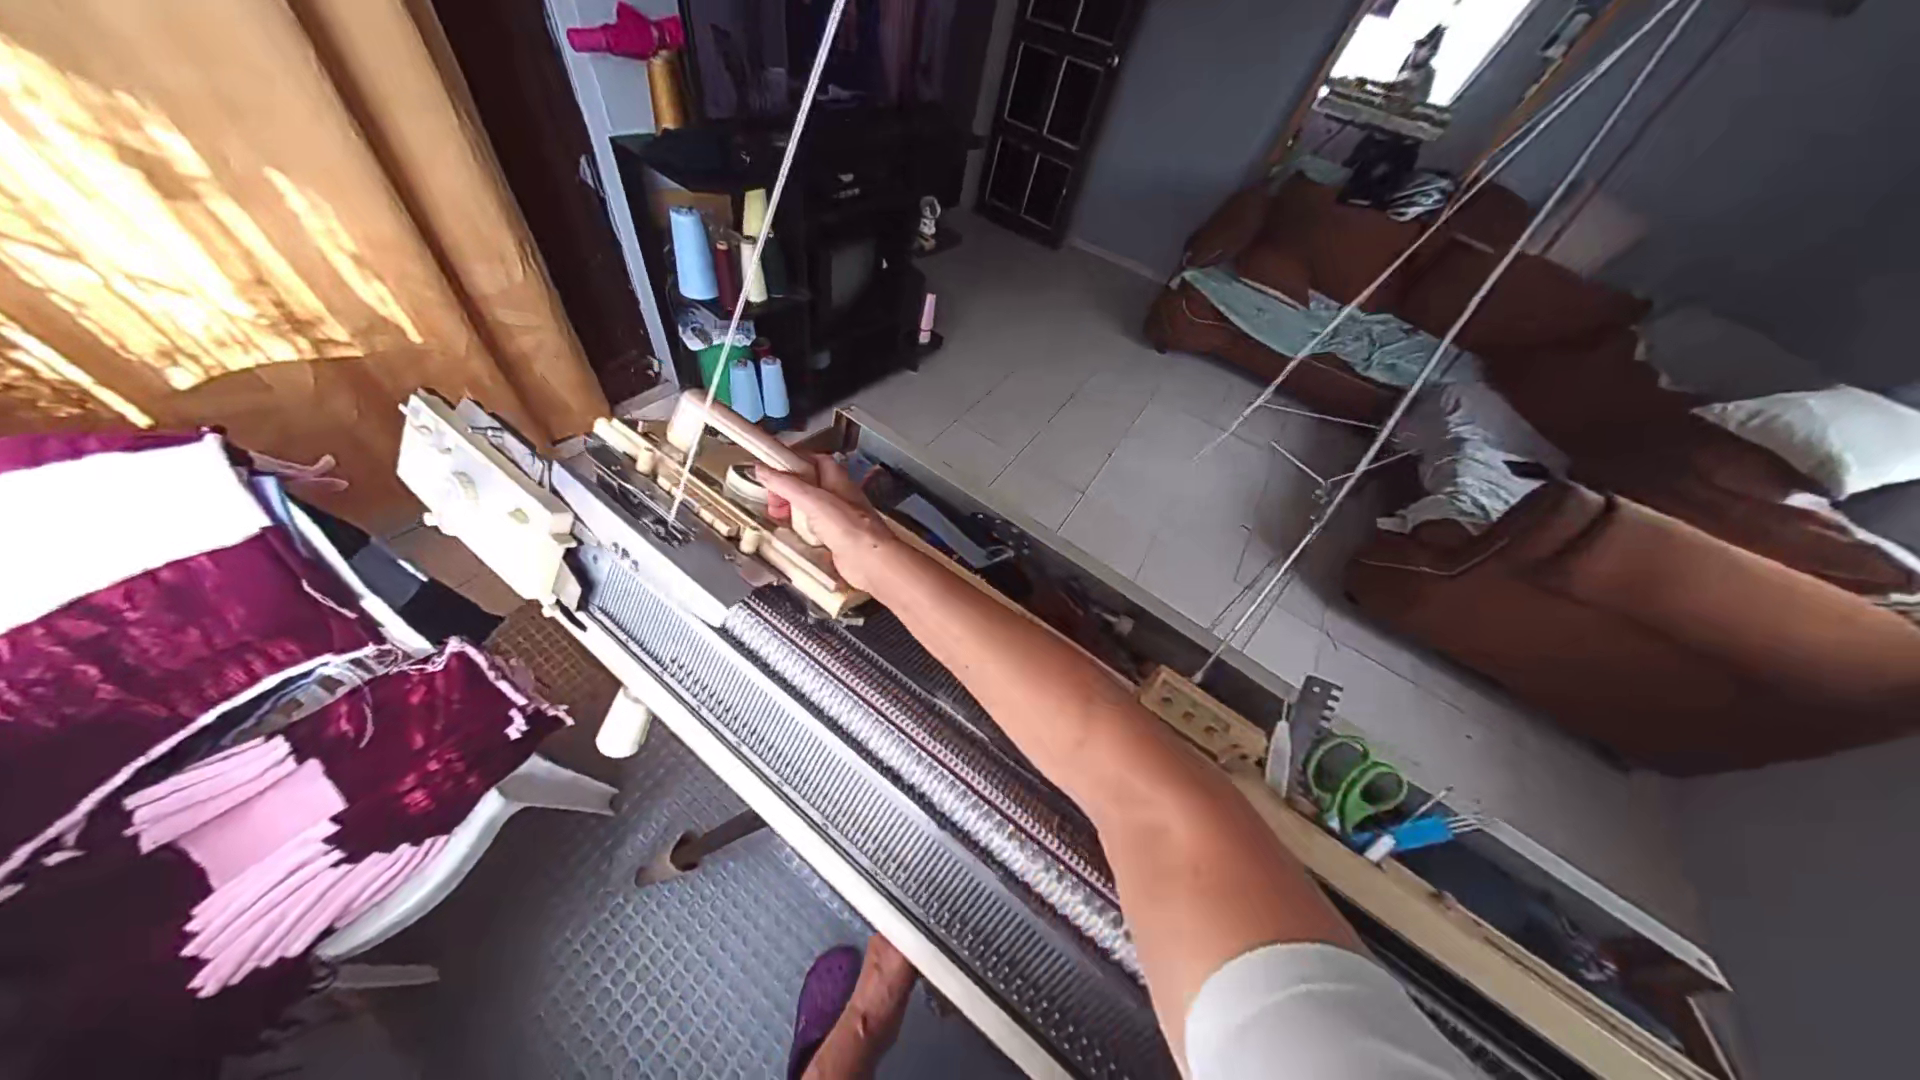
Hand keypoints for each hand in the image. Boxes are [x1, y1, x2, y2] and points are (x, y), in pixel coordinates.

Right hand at [756, 456, 899, 592]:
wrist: (870, 561)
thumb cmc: (849, 527)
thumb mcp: (812, 499)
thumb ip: (786, 485)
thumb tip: (762, 470)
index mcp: (837, 480)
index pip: (815, 460)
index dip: (794, 462)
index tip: (772, 468)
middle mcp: (839, 498)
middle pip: (808, 486)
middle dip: (787, 491)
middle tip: (774, 501)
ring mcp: (838, 520)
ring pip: (809, 510)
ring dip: (792, 513)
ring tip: (779, 518)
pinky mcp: (835, 541)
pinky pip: (812, 532)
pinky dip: (799, 533)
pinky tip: (792, 537)